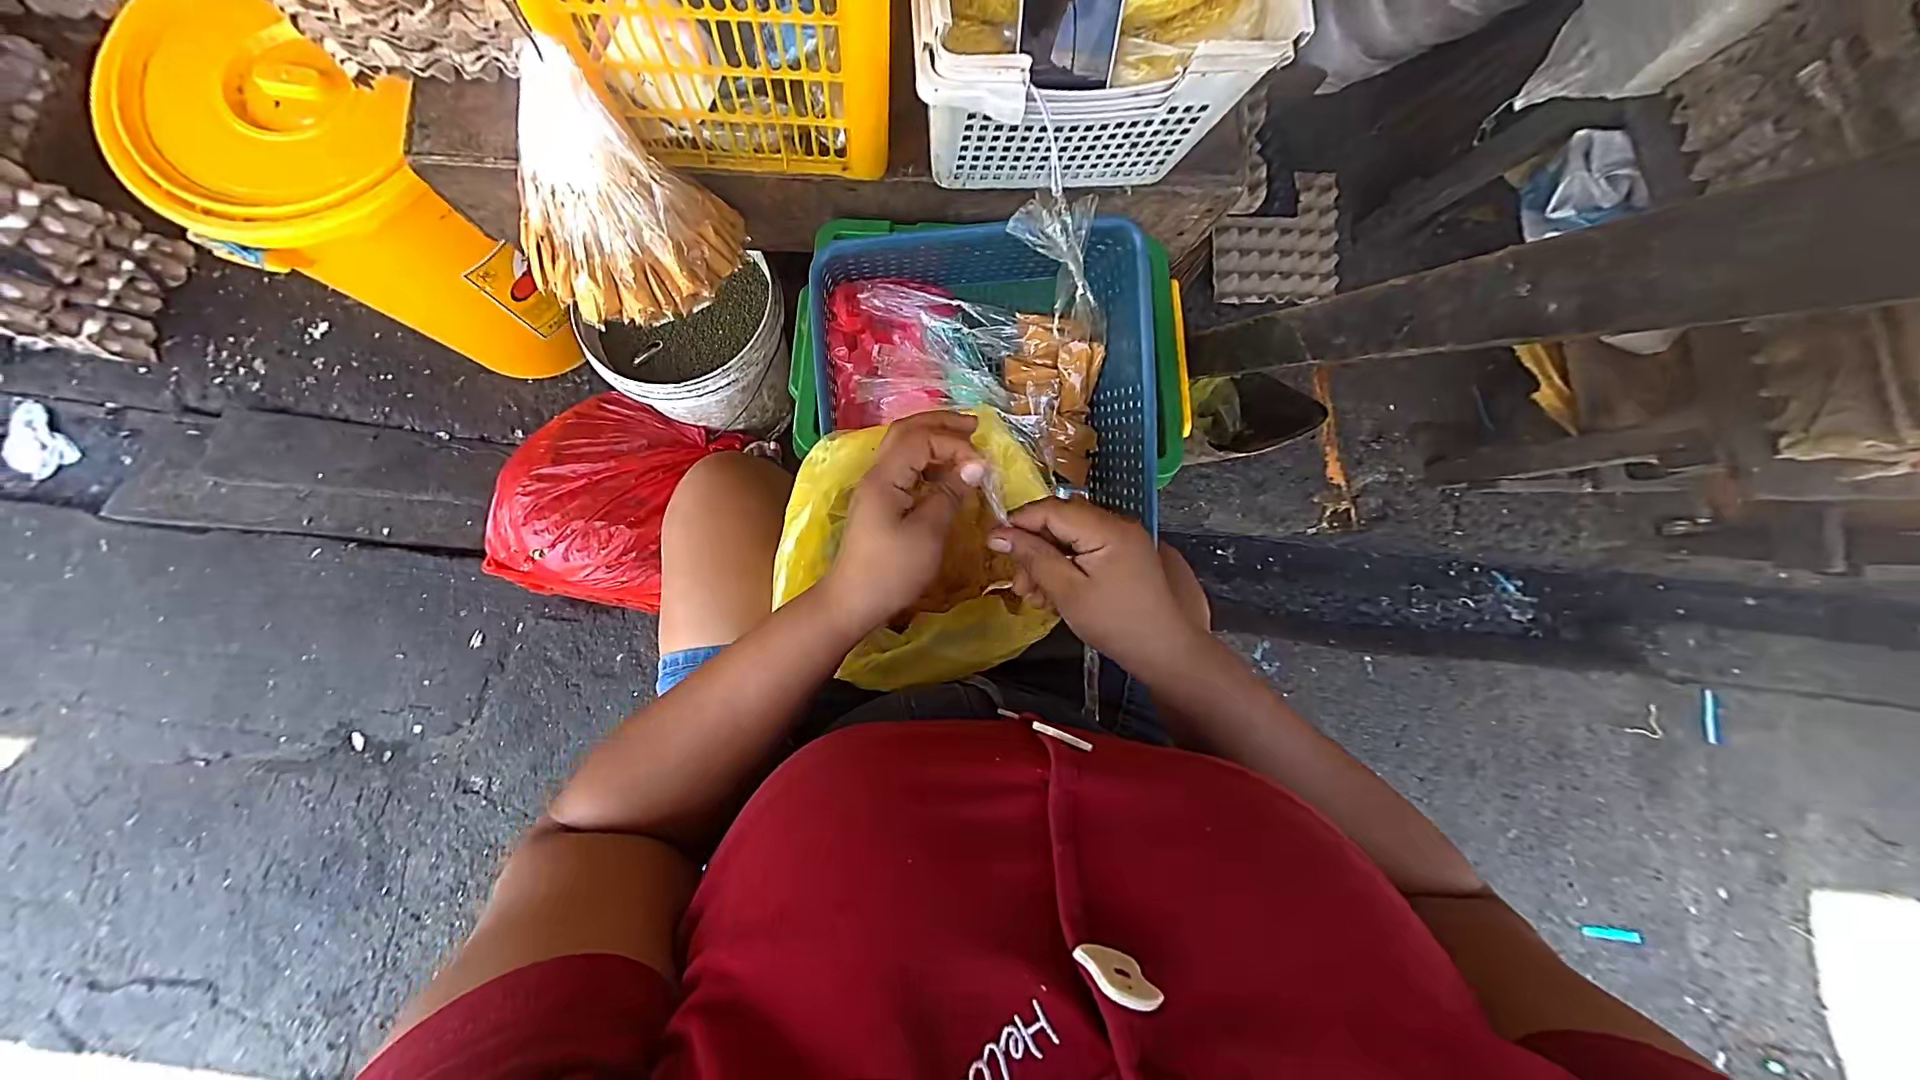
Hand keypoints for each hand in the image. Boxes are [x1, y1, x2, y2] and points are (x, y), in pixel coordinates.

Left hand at [819, 410, 986, 632]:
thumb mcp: (927, 533)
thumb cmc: (891, 571)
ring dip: (934, 438)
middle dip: (941, 424)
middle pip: (907, 431)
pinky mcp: (880, 502)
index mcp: (885, 478)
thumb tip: (974, 465)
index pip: (922, 439)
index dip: (955, 444)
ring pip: (904, 447)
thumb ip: (950, 494)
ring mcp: (876, 487)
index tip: (982, 465)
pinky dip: (928, 460)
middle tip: (975, 425)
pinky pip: (905, 467)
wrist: (853, 601)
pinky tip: (947, 470)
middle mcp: (877, 474)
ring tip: (965, 442)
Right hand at [988, 497, 1203, 675]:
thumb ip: (1034, 558)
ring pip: (1069, 538)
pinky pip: (1084, 551)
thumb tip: (999, 534)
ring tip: (1034, 596)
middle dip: (1033, 549)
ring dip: (1045, 562)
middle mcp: (1117, 525)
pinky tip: (1053, 594)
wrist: (1164, 651)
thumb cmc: (1116, 623)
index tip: (994, 543)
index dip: (1019, 522)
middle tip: (1019, 584)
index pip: (1052, 509)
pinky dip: (1064, 568)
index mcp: (1108, 528)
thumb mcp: (1067, 592)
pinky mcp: (1122, 555)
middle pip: (1060, 522)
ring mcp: (1122, 540)